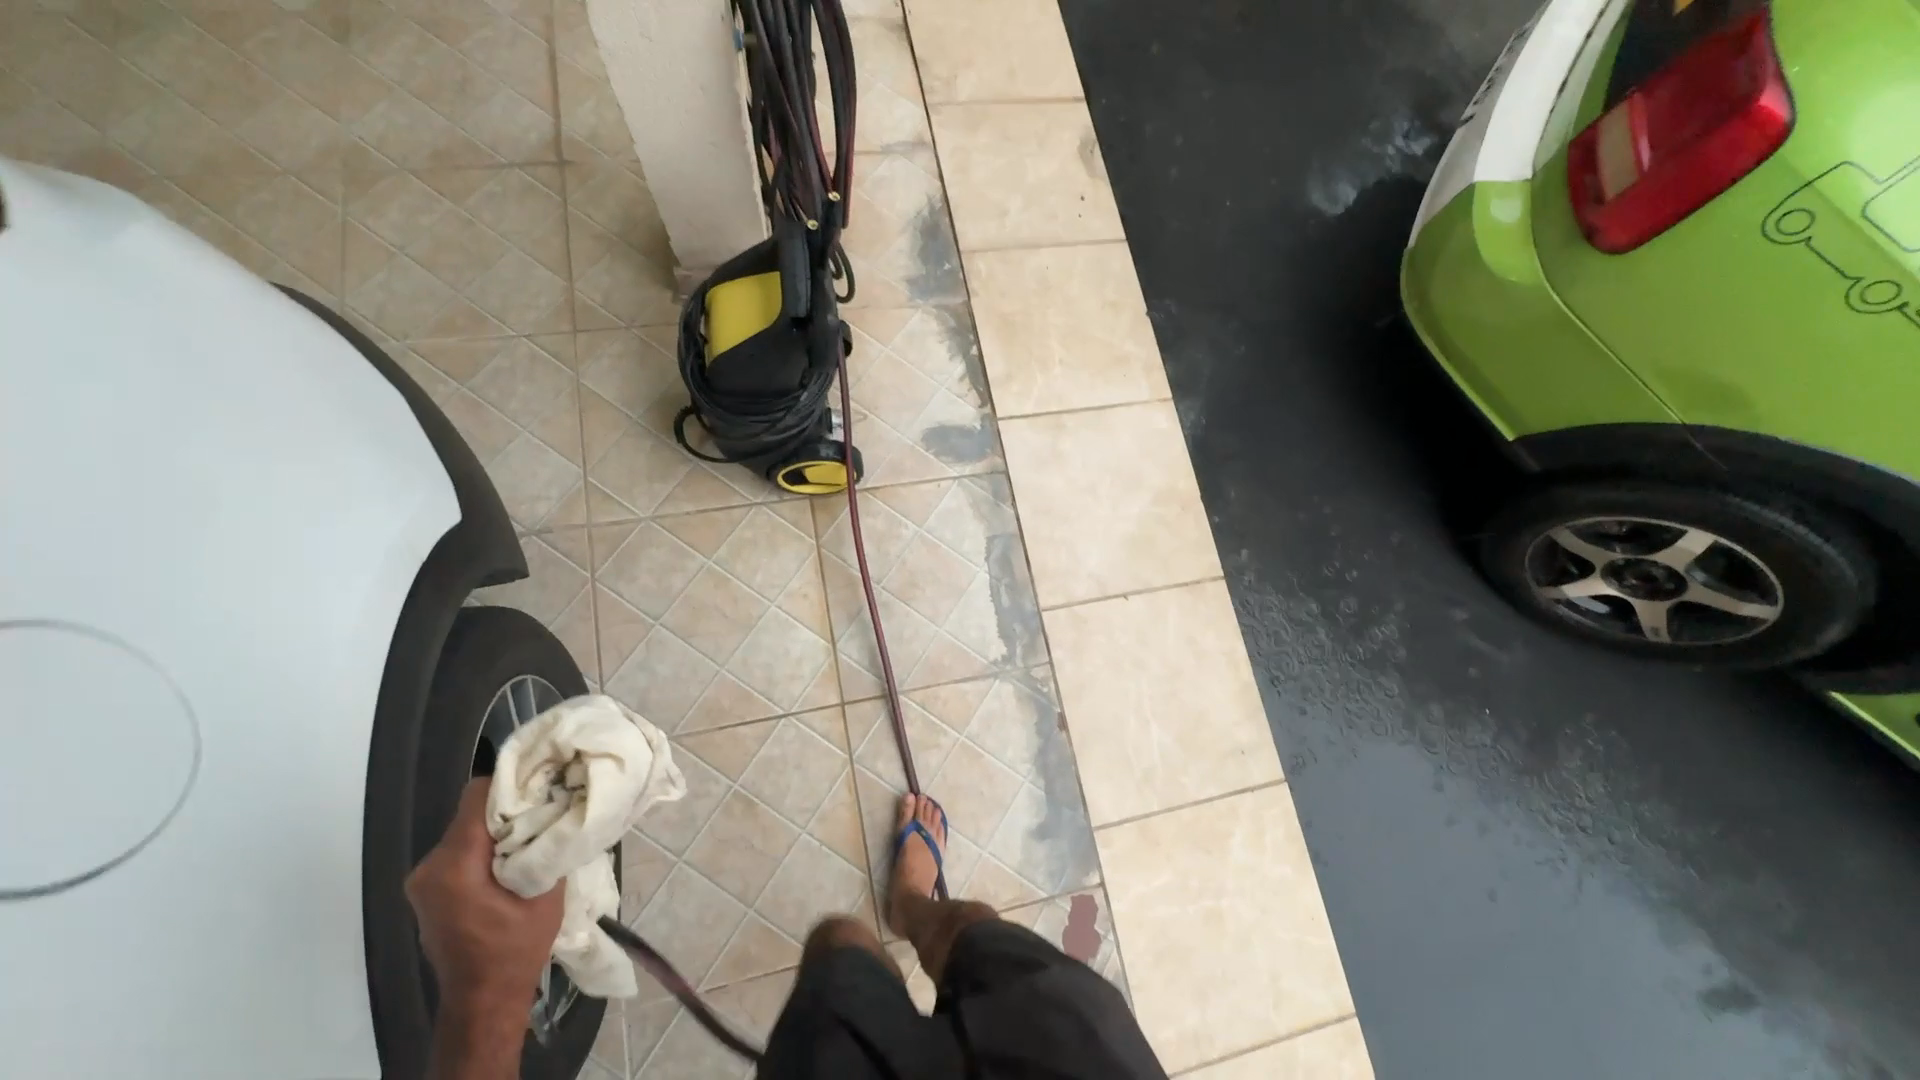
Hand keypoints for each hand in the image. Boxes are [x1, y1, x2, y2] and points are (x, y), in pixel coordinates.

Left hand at [407, 778, 564, 1022]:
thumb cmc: (516, 950)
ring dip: (497, 831)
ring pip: (465, 832)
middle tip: (545, 812)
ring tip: (532, 838)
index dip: (512, 785)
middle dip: (508, 810)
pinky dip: (484, 849)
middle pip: (470, 814)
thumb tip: (559, 808)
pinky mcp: (428, 890)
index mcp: (454, 867)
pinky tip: (510, 862)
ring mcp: (423, 881)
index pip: (477, 798)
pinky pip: (458, 852)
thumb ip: (547, 848)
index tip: (543, 785)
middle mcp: (429, 868)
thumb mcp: (546, 895)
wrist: (483, 1000)